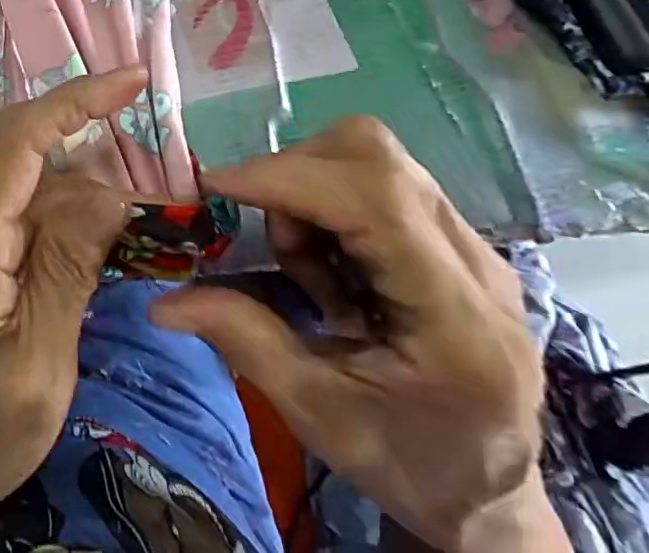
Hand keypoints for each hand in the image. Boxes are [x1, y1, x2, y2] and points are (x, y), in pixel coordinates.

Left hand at [0, 68, 139, 551]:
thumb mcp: (37, 360)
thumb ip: (68, 267)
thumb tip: (111, 188)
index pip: (22, 137)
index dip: (77, 98)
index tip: (134, 80)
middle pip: (28, 147)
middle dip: (91, 129)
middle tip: (164, 142)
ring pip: (35, 180)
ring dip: (91, 175)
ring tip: (156, 189)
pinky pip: (30, 213)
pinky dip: (75, 211)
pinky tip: (116, 228)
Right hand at [151, 117, 567, 551]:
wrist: (487, 493)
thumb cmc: (406, 460)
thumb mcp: (317, 413)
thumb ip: (243, 340)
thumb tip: (161, 302)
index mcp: (456, 318)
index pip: (372, 200)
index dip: (284, 177)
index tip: (212, 186)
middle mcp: (476, 264)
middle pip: (373, 156)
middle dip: (293, 177)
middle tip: (273, 244)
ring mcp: (472, 245)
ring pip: (372, 157)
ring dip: (308, 191)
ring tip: (304, 265)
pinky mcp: (453, 239)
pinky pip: (376, 180)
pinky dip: (327, 201)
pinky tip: (328, 264)